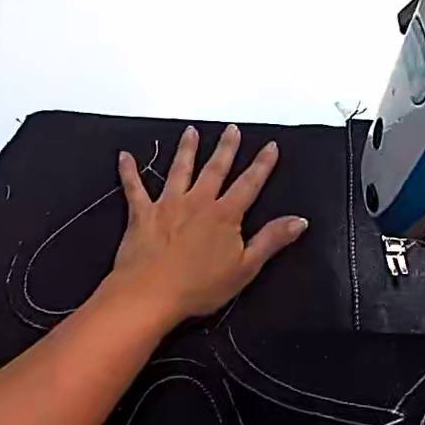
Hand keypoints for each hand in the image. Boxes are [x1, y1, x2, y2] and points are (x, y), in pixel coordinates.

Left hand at [98, 124, 308, 324]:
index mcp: (225, 215)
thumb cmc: (199, 286)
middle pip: (215, 168)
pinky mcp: (141, 214)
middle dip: (226, 148)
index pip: (249, 183)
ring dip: (187, 149)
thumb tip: (299, 220)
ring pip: (180, 169)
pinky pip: (134, 188)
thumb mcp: (245, 268)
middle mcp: (198, 202)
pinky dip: (129, 171)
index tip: (270, 146)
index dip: (262, 164)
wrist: (149, 295)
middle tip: (232, 129)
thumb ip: (271, 240)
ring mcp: (168, 205)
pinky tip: (125, 156)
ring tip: (191, 131)